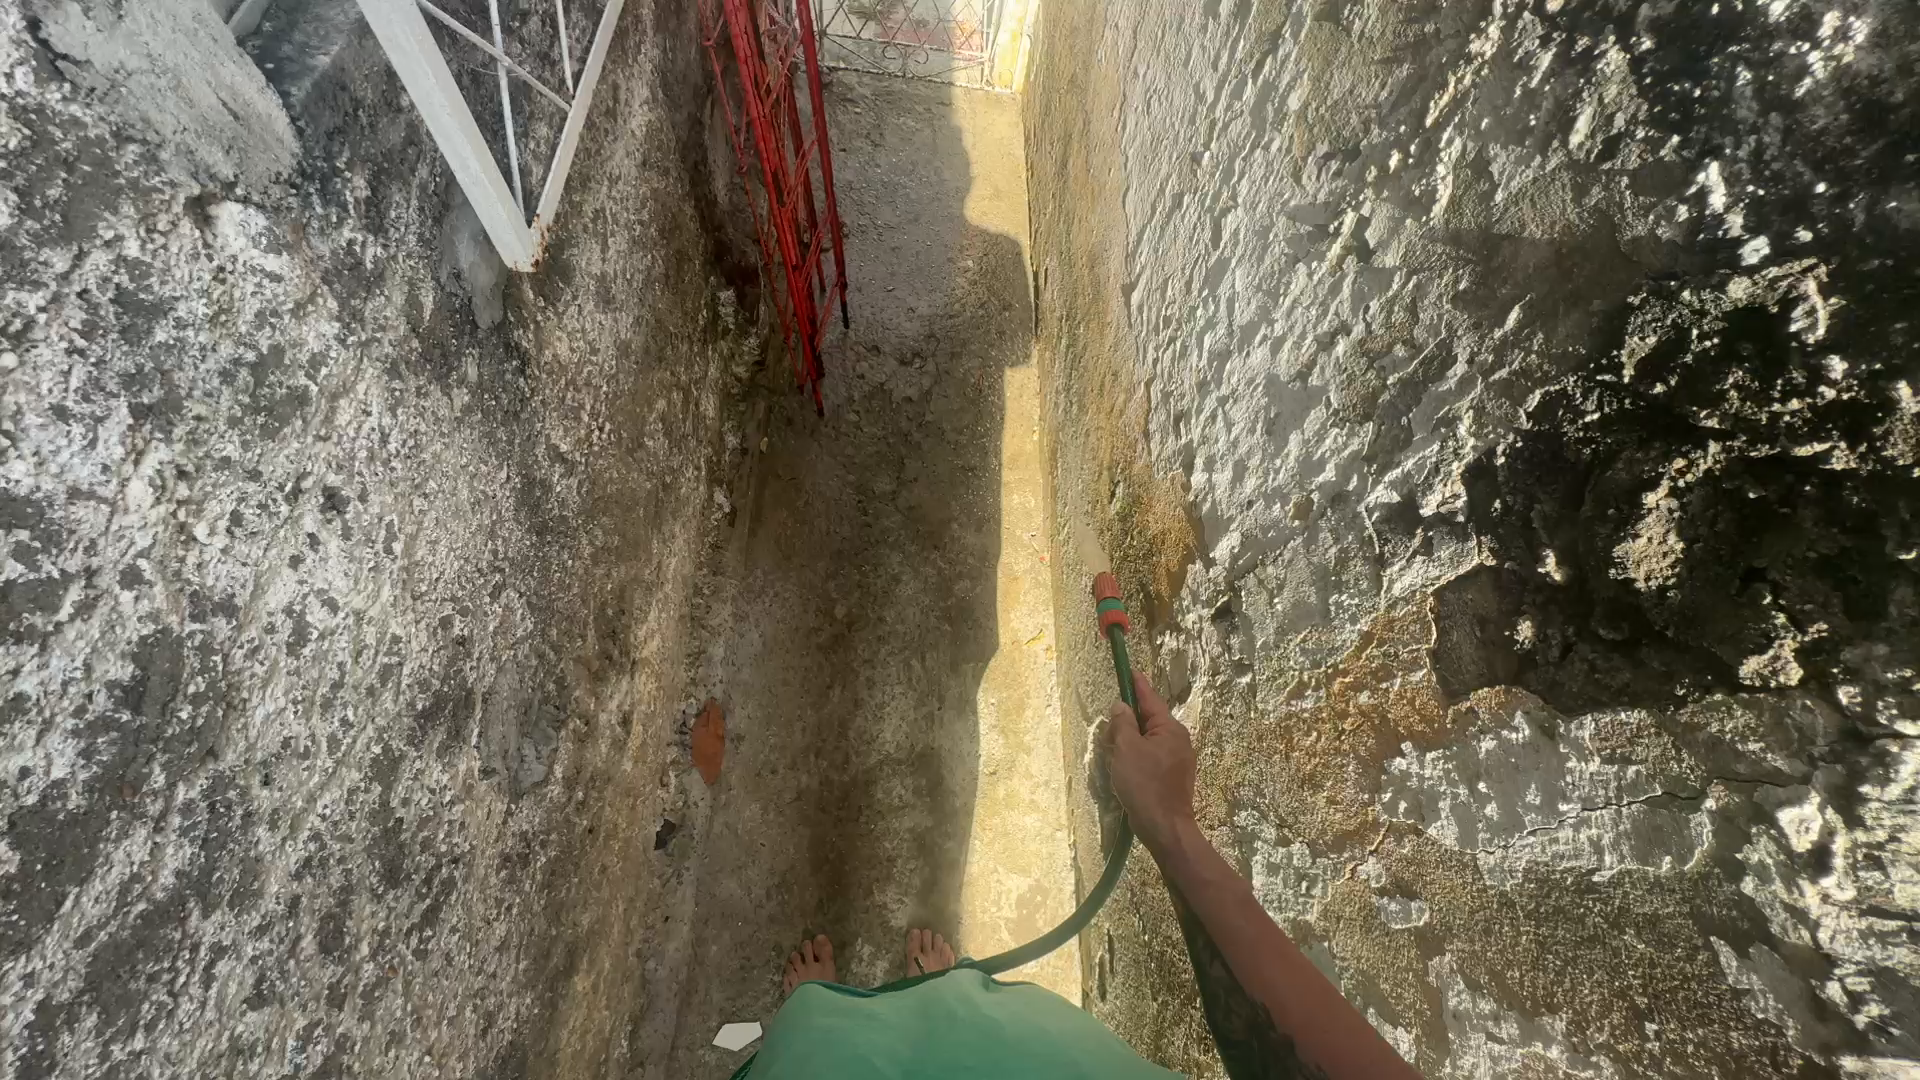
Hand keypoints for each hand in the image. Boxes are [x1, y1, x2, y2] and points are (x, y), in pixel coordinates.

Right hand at [1104, 672, 1195, 853]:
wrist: (1165, 828)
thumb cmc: (1144, 785)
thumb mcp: (1126, 749)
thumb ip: (1122, 723)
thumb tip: (1121, 706)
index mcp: (1169, 729)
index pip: (1150, 699)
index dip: (1137, 684)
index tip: (1130, 670)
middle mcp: (1178, 739)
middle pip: (1147, 719)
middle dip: (1127, 722)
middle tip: (1109, 735)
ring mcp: (1178, 759)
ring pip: (1147, 739)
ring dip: (1129, 742)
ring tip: (1114, 756)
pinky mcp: (1173, 775)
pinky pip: (1151, 755)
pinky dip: (1136, 756)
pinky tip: (1124, 770)